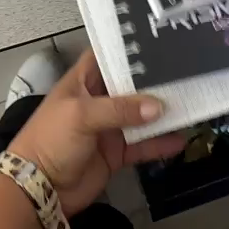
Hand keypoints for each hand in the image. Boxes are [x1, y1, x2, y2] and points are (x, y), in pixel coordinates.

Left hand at [5, 49, 187, 213]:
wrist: (38, 188)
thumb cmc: (52, 139)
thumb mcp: (82, 115)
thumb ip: (119, 109)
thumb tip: (158, 106)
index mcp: (83, 80)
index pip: (108, 55)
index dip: (129, 47)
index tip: (157, 40)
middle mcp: (98, 99)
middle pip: (129, 85)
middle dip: (153, 80)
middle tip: (184, 70)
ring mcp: (107, 127)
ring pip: (139, 115)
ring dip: (160, 112)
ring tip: (190, 102)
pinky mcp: (115, 153)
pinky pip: (141, 145)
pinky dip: (158, 144)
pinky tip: (179, 140)